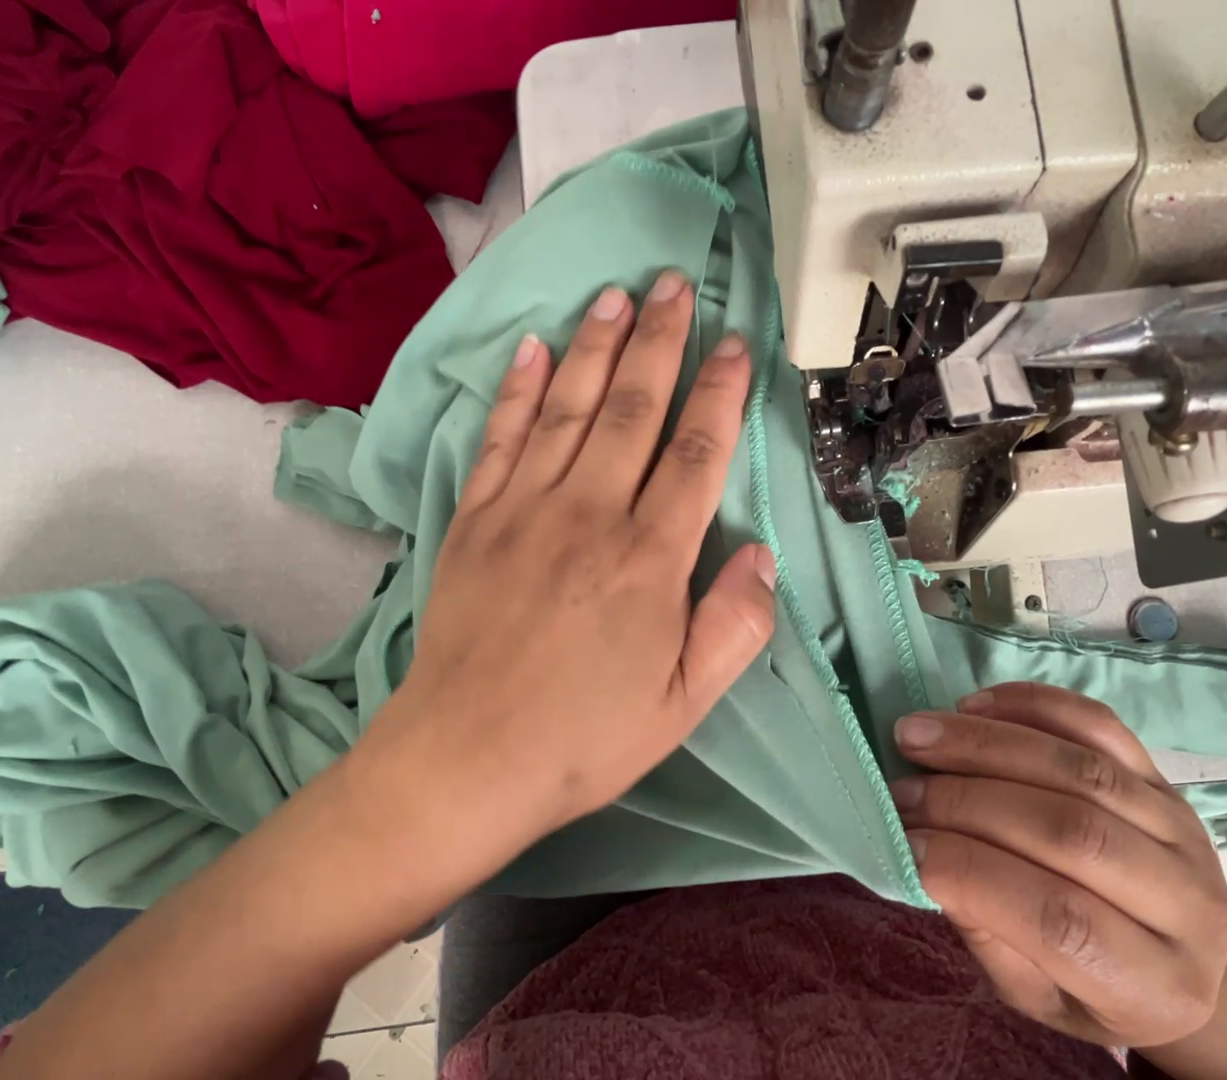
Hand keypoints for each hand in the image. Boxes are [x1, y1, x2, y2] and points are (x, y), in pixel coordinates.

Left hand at [367, 270, 776, 845]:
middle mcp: (588, 515)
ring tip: (616, 295)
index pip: (694, 454)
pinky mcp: (474, 520)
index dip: (719, 394)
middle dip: (660, 341)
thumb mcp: (684, 703)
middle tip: (675, 284)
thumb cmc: (585, 737)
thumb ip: (734, 626)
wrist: (465, 760)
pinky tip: (534, 349)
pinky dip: (518, 390)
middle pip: (633, 410)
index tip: (735, 344)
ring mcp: (524, 510)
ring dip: (596, 347)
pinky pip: (500, 439)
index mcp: (649, 560)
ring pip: (570, 409)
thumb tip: (761, 554)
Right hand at [891, 682, 1226, 1048]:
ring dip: (986, 744)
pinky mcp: (1166, 778)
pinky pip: (1102, 726)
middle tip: (902, 789)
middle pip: (1071, 831)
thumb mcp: (1034, 995)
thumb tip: (920, 850)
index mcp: (1153, 986)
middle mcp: (1186, 903)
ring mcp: (1182, 830)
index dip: (969, 871)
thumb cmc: (1092, 991)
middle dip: (966, 800)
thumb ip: (985, 931)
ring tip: (919, 736)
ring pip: (1081, 769)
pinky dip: (1033, 704)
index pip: (1059, 918)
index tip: (903, 841)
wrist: (1183, 968)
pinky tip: (974, 706)